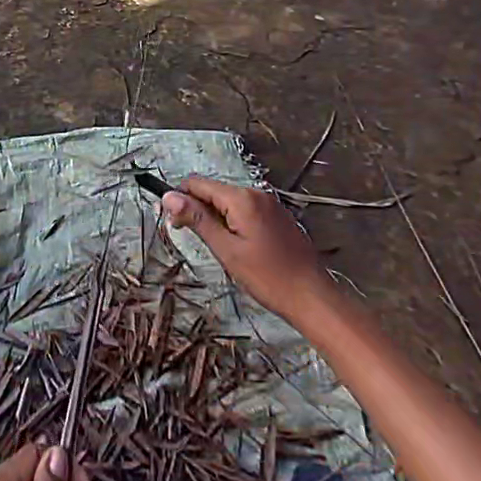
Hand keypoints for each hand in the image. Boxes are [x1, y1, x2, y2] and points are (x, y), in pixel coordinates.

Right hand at [161, 175, 331, 318]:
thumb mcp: (225, 249)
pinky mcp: (278, 217)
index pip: (197, 183)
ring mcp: (270, 204)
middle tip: (199, 242)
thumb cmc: (267, 276)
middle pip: (213, 191)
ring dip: (216, 218)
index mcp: (242, 198)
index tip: (175, 224)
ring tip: (221, 248)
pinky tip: (239, 247)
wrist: (313, 297)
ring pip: (228, 202)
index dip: (180, 200)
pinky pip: (245, 210)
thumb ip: (196, 219)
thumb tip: (168, 196)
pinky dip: (233, 222)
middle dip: (198, 210)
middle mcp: (256, 193)